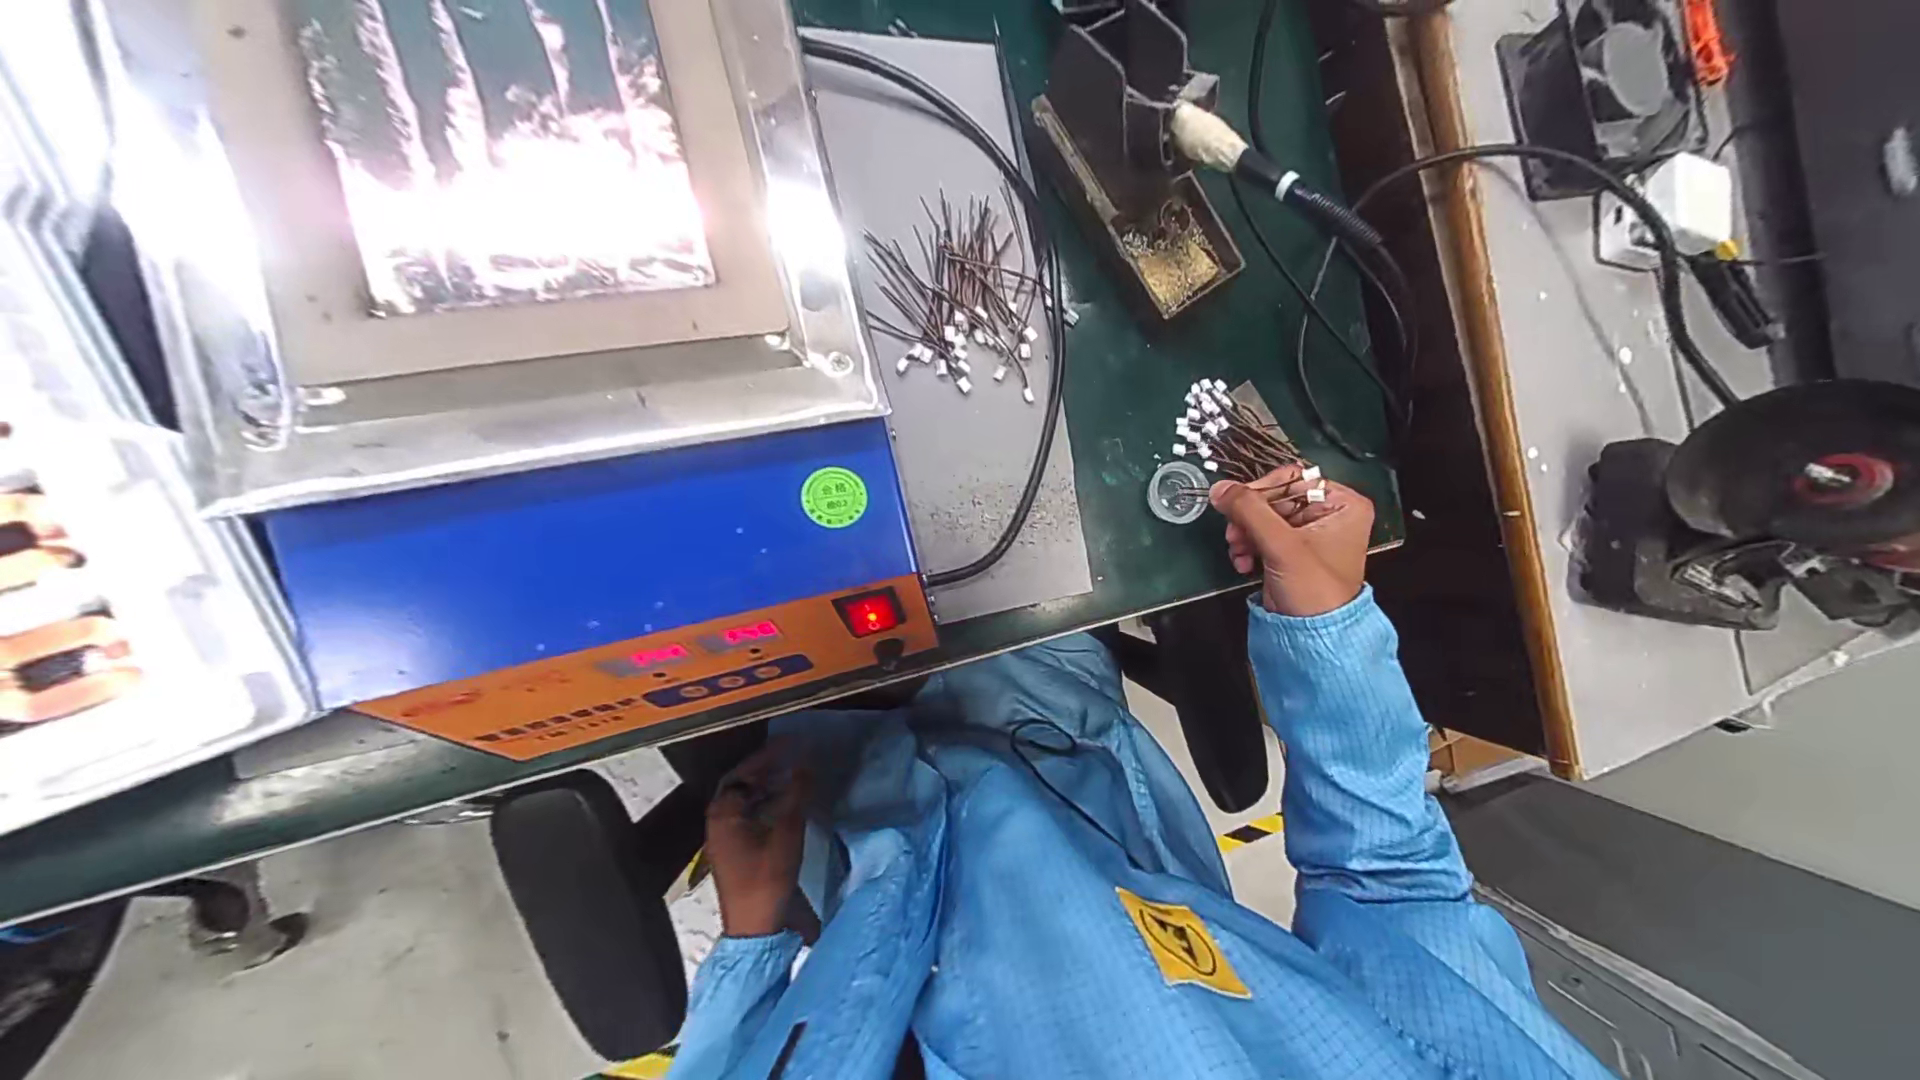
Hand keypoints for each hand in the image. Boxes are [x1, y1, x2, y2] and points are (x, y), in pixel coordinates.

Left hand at [705, 743, 809, 937]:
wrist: (756, 928)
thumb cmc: (767, 877)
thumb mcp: (787, 831)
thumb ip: (796, 793)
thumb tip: (805, 763)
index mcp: (723, 813)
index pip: (744, 771)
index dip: (769, 754)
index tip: (792, 743)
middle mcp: (718, 821)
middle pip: (742, 782)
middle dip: (768, 766)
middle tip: (793, 753)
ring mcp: (725, 836)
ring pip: (746, 798)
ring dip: (768, 783)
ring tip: (793, 772)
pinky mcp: (736, 849)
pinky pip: (750, 812)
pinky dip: (768, 800)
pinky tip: (787, 800)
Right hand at [1209, 465, 1373, 616]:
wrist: (1313, 635)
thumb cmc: (1313, 588)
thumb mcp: (1280, 544)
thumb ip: (1249, 510)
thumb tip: (1219, 488)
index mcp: (1342, 504)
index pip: (1293, 479)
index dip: (1261, 490)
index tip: (1237, 505)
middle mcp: (1328, 514)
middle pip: (1274, 498)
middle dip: (1248, 518)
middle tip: (1235, 534)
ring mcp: (1308, 533)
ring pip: (1262, 516)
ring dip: (1244, 532)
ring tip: (1239, 552)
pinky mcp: (1290, 551)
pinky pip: (1261, 534)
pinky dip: (1248, 546)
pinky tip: (1244, 562)